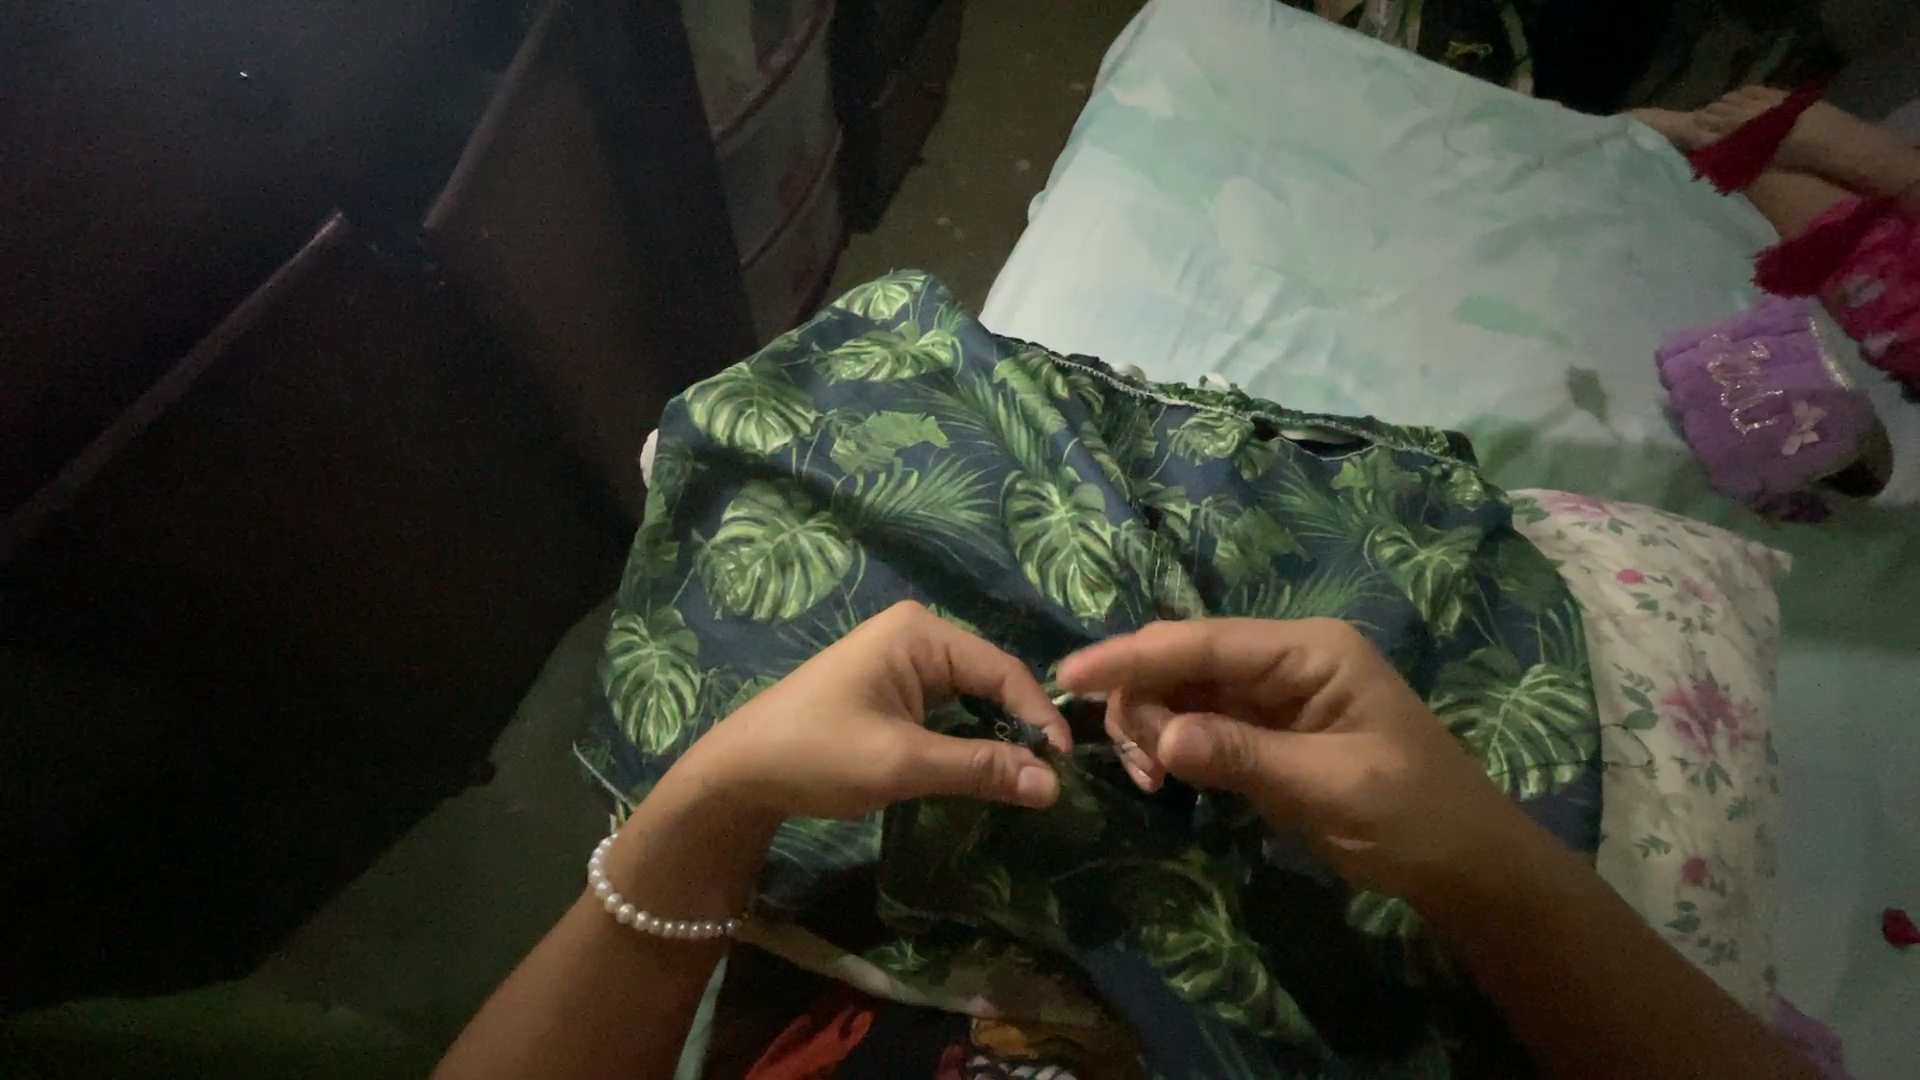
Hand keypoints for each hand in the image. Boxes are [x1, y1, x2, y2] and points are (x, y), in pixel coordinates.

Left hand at [670, 601, 1071, 823]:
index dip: (1039, 716)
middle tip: (1048, 777)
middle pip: (989, 677)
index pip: (1002, 669)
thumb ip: (980, 767)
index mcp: (920, 632)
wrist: (741, 770)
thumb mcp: (902, 762)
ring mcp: (903, 656)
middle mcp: (917, 632)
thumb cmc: (817, 755)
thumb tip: (1054, 785)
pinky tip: (986, 761)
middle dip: (1020, 724)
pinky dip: (969, 732)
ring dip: (996, 731)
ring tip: (1027, 774)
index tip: (1063, 767)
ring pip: (971, 693)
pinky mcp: (894, 682)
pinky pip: (948, 703)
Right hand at [1056, 617, 1541, 899]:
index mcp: (1308, 650)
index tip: (1069, 676)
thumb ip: (1242, 757)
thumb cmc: (1414, 818)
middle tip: (1135, 762)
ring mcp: (1267, 685)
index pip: (1203, 641)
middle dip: (1138, 697)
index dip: (1131, 656)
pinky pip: (1191, 714)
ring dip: (1147, 722)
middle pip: (1181, 656)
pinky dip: (1166, 740)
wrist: (1464, 862)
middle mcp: (1280, 654)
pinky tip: (1163, 772)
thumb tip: (1160, 740)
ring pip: (1177, 684)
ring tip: (1151, 777)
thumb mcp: (1331, 789)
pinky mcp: (1256, 718)